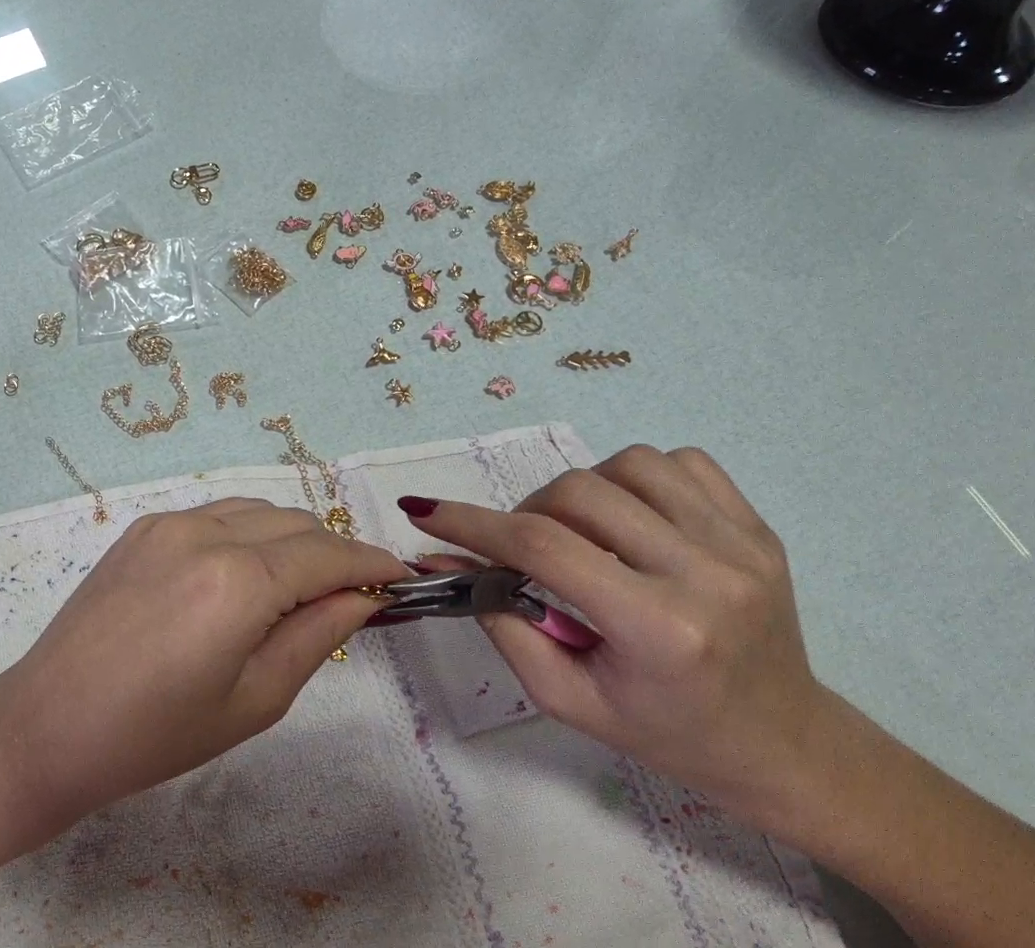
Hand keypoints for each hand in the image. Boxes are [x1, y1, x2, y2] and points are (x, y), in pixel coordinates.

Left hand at [0, 498, 411, 822]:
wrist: (49, 724)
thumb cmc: (156, 734)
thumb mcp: (254, 699)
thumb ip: (316, 636)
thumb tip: (360, 597)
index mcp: (238, 578)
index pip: (328, 554)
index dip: (371, 564)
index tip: (402, 578)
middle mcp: (203, 532)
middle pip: (294, 523)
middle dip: (332, 552)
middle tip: (349, 598)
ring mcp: (164, 524)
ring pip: (253, 511)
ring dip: (289, 539)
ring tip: (298, 589)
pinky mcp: (137, 530)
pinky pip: (212, 517)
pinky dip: (245, 534)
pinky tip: (243, 576)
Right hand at [396, 446, 830, 814]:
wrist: (778, 742)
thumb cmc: (661, 730)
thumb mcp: (563, 695)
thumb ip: (500, 620)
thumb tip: (444, 556)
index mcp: (658, 629)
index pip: (542, 547)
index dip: (472, 523)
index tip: (425, 513)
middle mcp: (706, 574)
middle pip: (579, 493)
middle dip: (527, 511)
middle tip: (520, 548)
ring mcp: (742, 544)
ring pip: (628, 464)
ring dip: (581, 490)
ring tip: (579, 531)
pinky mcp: (759, 528)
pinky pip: (681, 462)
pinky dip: (636, 478)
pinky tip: (630, 518)